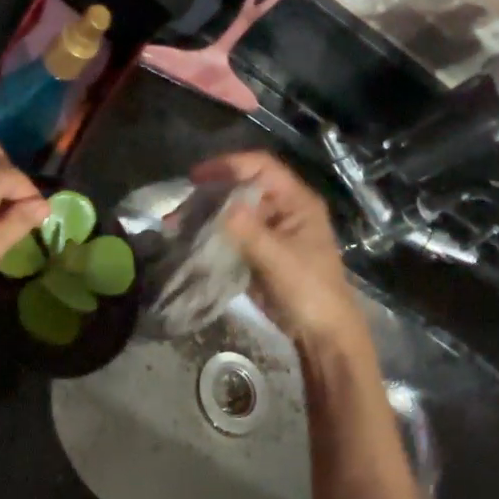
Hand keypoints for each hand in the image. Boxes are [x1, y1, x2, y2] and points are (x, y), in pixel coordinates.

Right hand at [192, 151, 370, 360]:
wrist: (322, 333)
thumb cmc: (309, 290)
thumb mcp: (279, 259)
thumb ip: (249, 230)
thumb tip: (221, 206)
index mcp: (296, 203)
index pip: (261, 168)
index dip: (229, 166)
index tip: (195, 178)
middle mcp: (282, 211)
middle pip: (243, 189)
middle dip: (210, 195)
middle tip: (179, 211)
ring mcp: (270, 232)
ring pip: (233, 213)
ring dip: (207, 217)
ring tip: (177, 228)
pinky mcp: (258, 253)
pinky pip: (231, 236)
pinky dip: (211, 236)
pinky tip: (190, 242)